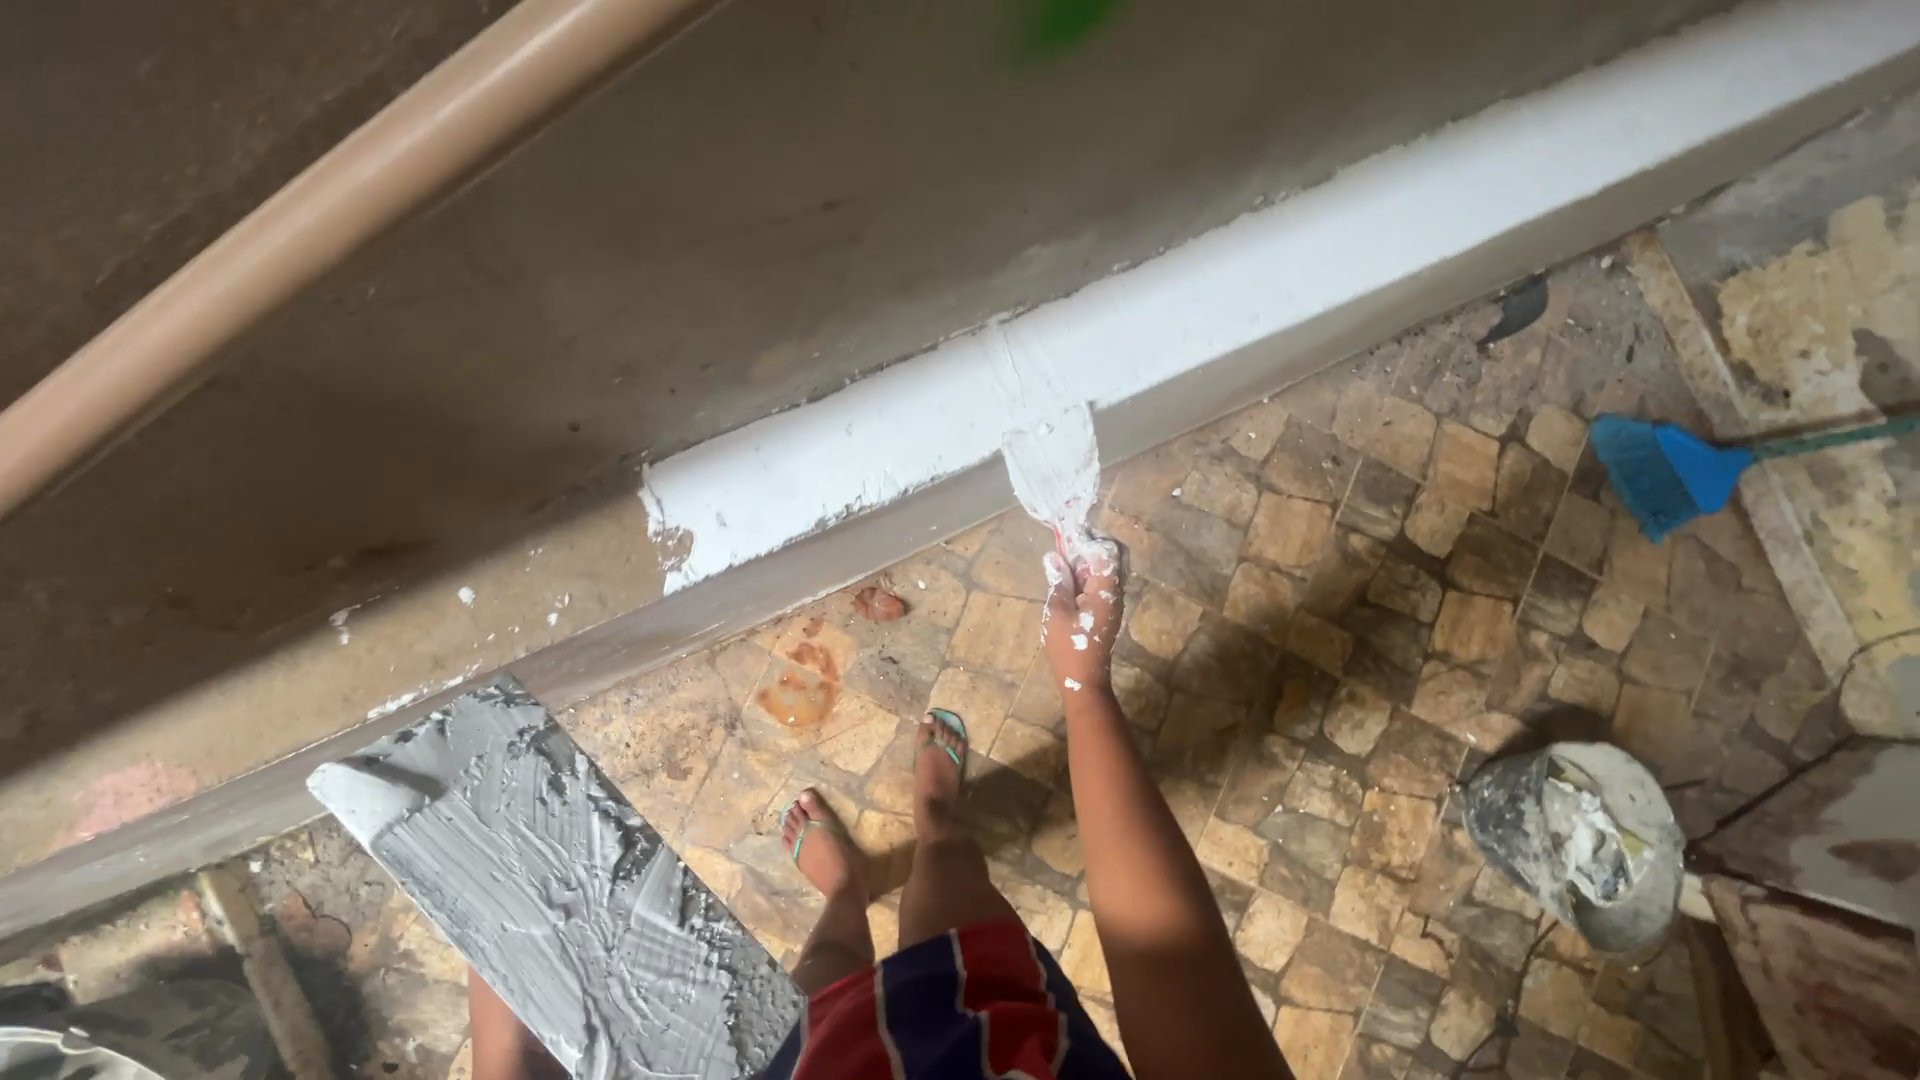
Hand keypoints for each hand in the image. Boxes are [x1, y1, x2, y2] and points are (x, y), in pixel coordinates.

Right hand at [1042, 537, 1124, 695]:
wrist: (1083, 679)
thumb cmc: (1069, 645)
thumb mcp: (1057, 610)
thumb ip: (1058, 580)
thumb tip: (1053, 555)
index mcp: (1106, 589)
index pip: (1107, 551)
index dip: (1089, 540)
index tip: (1067, 539)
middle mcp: (1115, 593)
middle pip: (1112, 557)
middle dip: (1090, 547)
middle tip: (1066, 548)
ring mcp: (1112, 603)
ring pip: (1106, 570)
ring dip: (1086, 563)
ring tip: (1062, 564)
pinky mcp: (1106, 612)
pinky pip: (1101, 585)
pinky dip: (1086, 577)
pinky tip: (1068, 582)